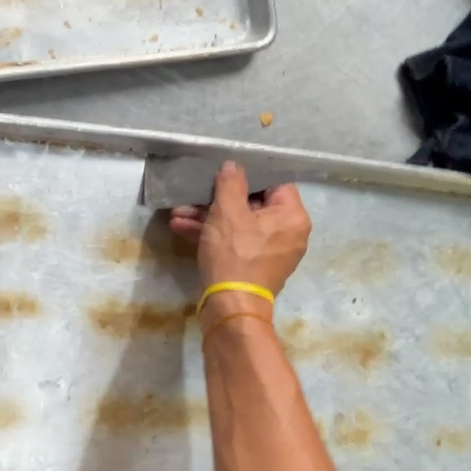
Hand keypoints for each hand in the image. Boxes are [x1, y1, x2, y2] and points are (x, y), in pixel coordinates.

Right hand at [170, 162, 311, 312]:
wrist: (231, 305)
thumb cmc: (235, 254)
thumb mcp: (227, 212)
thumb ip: (231, 182)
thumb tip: (233, 165)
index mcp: (292, 215)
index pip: (274, 183)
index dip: (247, 176)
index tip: (222, 174)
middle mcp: (289, 232)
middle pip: (252, 204)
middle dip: (216, 201)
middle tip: (192, 196)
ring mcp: (272, 252)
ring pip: (238, 225)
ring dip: (208, 218)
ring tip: (178, 214)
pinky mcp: (255, 266)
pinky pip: (236, 242)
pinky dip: (213, 236)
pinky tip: (182, 229)